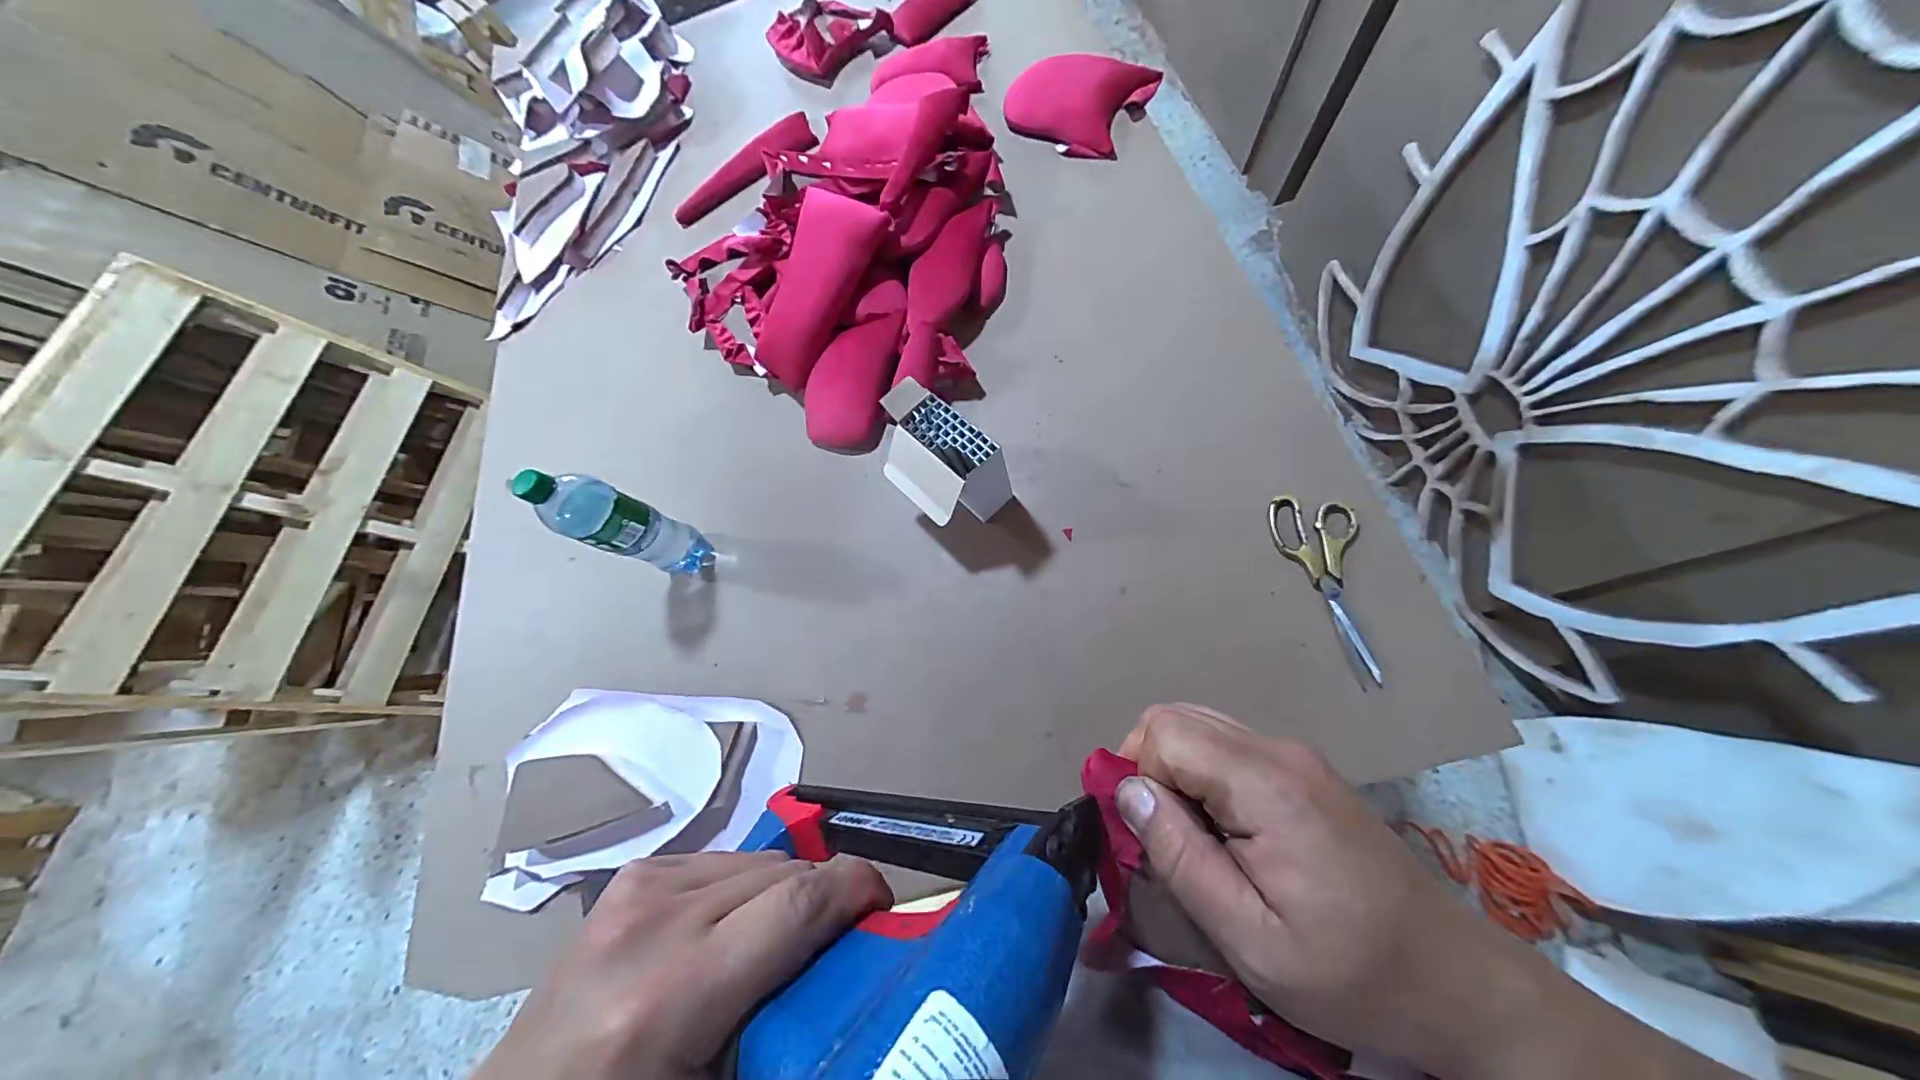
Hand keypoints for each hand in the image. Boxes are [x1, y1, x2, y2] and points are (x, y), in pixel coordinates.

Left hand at [473, 851, 891, 1079]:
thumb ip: (791, 1022)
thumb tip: (856, 981)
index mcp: (675, 992)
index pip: (797, 902)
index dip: (856, 889)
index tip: (884, 908)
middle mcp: (654, 921)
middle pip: (784, 873)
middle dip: (830, 894)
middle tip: (848, 934)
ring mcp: (637, 889)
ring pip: (758, 860)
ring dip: (790, 888)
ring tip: (794, 933)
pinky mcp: (631, 877)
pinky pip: (723, 861)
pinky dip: (750, 884)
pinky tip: (741, 922)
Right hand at [1114, 703, 1738, 1079]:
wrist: (1456, 983)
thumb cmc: (1349, 971)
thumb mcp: (1249, 937)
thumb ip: (1179, 856)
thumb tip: (1126, 791)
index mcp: (1266, 784)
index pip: (1164, 732)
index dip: (1135, 775)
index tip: (1140, 835)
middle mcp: (1279, 751)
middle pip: (1177, 719)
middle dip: (1146, 768)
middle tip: (1157, 837)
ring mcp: (1296, 757)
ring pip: (1199, 728)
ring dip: (1173, 772)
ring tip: (1186, 837)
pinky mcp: (1304, 772)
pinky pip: (1227, 747)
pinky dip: (1201, 775)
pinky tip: (1220, 830)